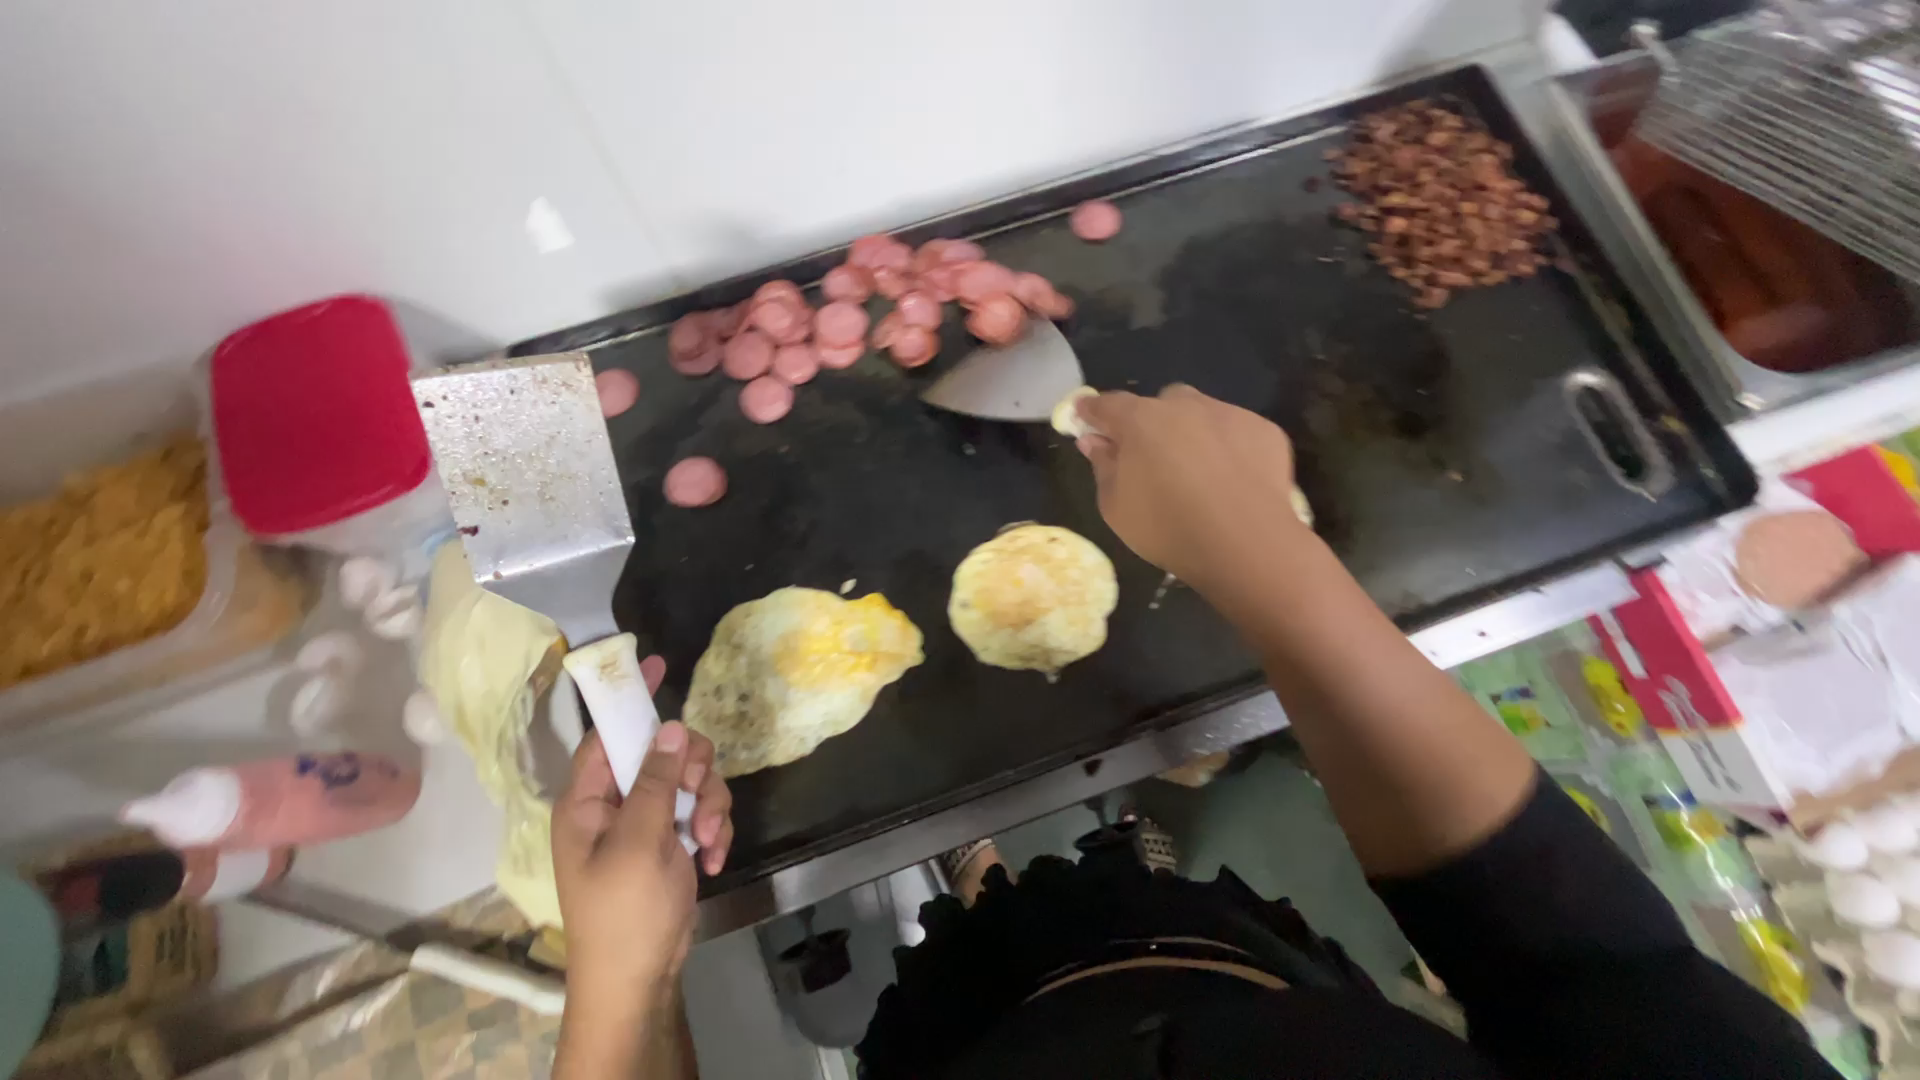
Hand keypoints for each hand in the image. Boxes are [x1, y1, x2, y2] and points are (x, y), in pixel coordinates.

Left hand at [552, 716, 733, 1004]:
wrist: (640, 977)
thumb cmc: (624, 912)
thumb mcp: (640, 843)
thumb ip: (656, 782)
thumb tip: (670, 727)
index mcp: (588, 800)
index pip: (607, 734)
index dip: (630, 700)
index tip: (659, 664)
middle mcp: (616, 803)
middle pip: (661, 752)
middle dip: (691, 769)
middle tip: (699, 792)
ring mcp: (647, 821)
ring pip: (690, 779)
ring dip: (709, 805)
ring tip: (708, 840)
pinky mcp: (673, 839)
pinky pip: (702, 810)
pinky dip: (713, 829)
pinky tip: (714, 857)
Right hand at [1076, 384, 1309, 588]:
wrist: (1245, 544)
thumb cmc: (1167, 528)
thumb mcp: (1115, 506)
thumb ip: (1103, 466)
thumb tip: (1094, 440)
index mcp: (1140, 420)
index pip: (1107, 404)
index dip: (1092, 411)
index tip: (1083, 415)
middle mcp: (1184, 405)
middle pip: (1159, 404)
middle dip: (1149, 422)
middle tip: (1150, 456)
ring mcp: (1228, 414)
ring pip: (1200, 412)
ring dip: (1191, 431)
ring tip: (1197, 471)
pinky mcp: (1263, 430)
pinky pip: (1235, 431)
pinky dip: (1227, 447)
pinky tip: (1231, 480)